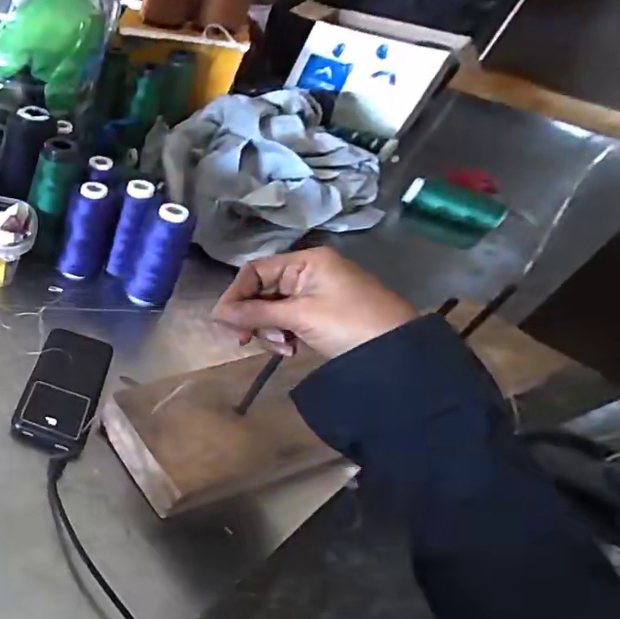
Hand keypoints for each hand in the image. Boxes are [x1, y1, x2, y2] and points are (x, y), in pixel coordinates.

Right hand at [211, 248, 416, 358]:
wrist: (403, 356)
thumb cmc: (350, 324)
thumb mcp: (298, 317)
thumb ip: (253, 313)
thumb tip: (215, 314)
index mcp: (306, 263)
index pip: (254, 272)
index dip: (235, 295)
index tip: (224, 320)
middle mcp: (308, 273)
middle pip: (260, 292)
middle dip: (252, 318)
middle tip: (245, 340)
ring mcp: (315, 295)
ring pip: (270, 310)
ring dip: (268, 330)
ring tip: (282, 348)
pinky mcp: (320, 315)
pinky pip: (285, 321)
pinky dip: (282, 336)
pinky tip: (291, 350)